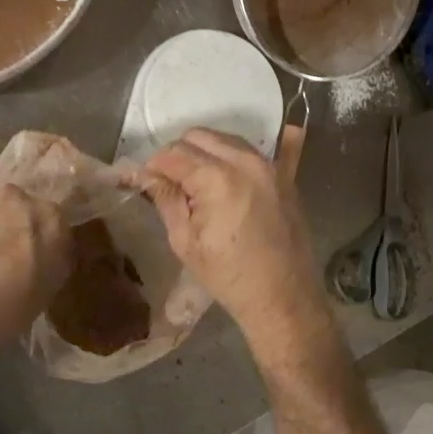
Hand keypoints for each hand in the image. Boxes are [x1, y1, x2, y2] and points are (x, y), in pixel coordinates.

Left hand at [0, 183, 71, 379]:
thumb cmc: (0, 315)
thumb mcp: (45, 292)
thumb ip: (51, 258)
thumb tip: (42, 249)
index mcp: (51, 220)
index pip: (48, 220)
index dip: (33, 238)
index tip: (22, 255)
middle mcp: (16, 196)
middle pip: (12, 204)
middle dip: (3, 223)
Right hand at [143, 127, 331, 345]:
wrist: (283, 297)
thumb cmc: (229, 276)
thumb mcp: (185, 242)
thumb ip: (166, 200)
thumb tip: (146, 176)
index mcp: (217, 179)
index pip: (173, 153)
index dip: (154, 166)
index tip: (146, 183)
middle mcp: (245, 161)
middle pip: (199, 137)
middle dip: (179, 156)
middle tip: (171, 185)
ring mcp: (270, 165)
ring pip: (226, 139)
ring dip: (206, 154)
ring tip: (199, 186)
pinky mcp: (286, 175)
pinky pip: (269, 147)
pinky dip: (250, 150)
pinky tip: (251, 152)